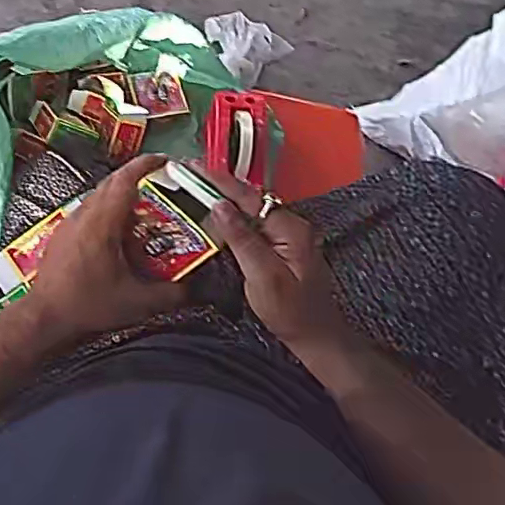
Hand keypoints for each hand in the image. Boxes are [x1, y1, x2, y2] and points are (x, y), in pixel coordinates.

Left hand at [16, 154, 188, 350]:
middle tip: (162, 190)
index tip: (164, 161)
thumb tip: (191, 288)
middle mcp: (83, 216)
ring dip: (121, 201)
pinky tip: (118, 239)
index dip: (146, 165)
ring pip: (99, 199)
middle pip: (112, 185)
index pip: (124, 180)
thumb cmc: (85, 305)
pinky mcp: (62, 236)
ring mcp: (69, 224)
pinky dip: (107, 216)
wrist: (44, 317)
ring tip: (143, 218)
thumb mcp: (137, 302)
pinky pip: (88, 214)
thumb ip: (171, 293)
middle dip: (138, 182)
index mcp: (101, 223)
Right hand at [201, 169, 353, 356]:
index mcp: (289, 228)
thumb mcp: (262, 275)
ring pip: (250, 209)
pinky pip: (252, 222)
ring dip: (224, 198)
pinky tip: (215, 214)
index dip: (220, 182)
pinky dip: (232, 215)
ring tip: (196, 188)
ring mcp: (286, 234)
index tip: (195, 169)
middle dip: (219, 185)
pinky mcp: (279, 244)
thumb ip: (241, 238)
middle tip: (189, 174)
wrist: (314, 335)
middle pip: (250, 198)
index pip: (249, 197)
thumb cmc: (290, 311)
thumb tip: (220, 206)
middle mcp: (290, 224)